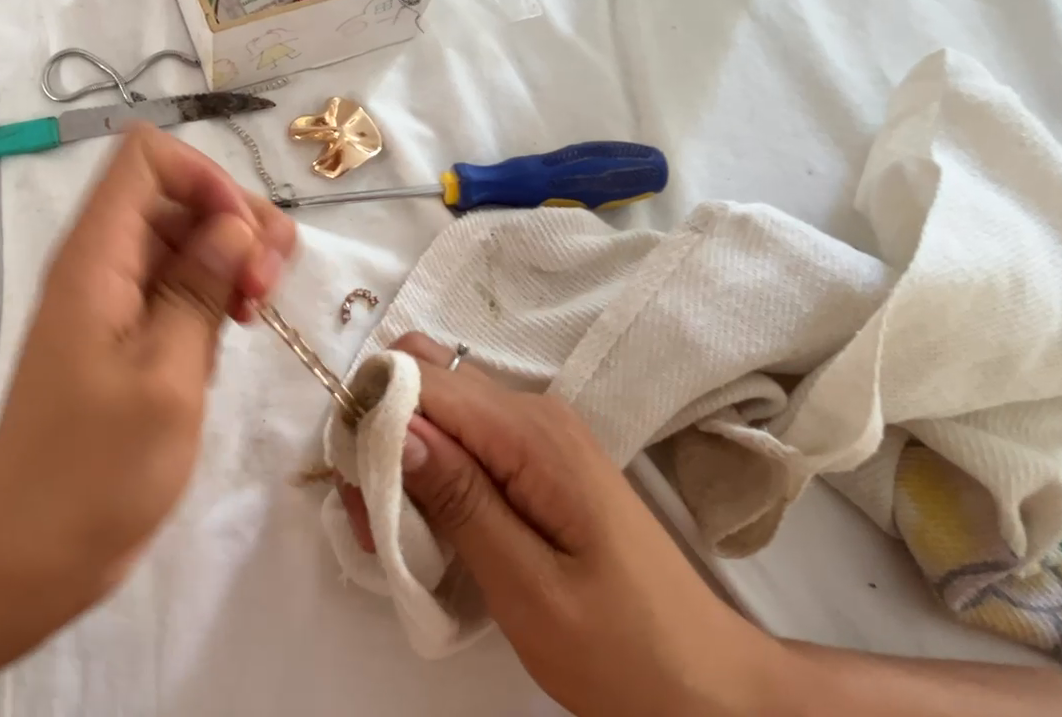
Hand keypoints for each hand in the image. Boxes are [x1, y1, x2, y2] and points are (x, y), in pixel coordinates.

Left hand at [0, 126, 295, 675]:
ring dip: (232, 259)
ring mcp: (112, 301)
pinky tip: (235, 331)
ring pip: (182, 239)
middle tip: (265, 290)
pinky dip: (214, 293)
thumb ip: (201, 289)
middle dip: (234, 222)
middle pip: (175, 194)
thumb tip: (235, 225)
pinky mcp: (124, 336)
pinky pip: (175, 285)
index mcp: (96, 259)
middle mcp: (100, 265)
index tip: (244, 241)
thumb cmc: (96, 472)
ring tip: (255, 312)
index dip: (205, 178)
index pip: (146, 157)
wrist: (31, 552)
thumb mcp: (166, 377)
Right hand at [341, 334, 787, 716]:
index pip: (423, 377)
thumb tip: (393, 426)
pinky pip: (462, 438)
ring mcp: (536, 434)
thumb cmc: (621, 647)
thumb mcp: (529, 588)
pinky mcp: (535, 459)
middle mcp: (532, 413)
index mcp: (532, 435)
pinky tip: (426, 525)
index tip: (353, 482)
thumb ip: (460, 500)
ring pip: (437, 407)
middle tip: (369, 510)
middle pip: (426, 379)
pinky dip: (428, 470)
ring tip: (394, 533)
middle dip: (379, 429)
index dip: (373, 411)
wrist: (708, 684)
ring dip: (399, 454)